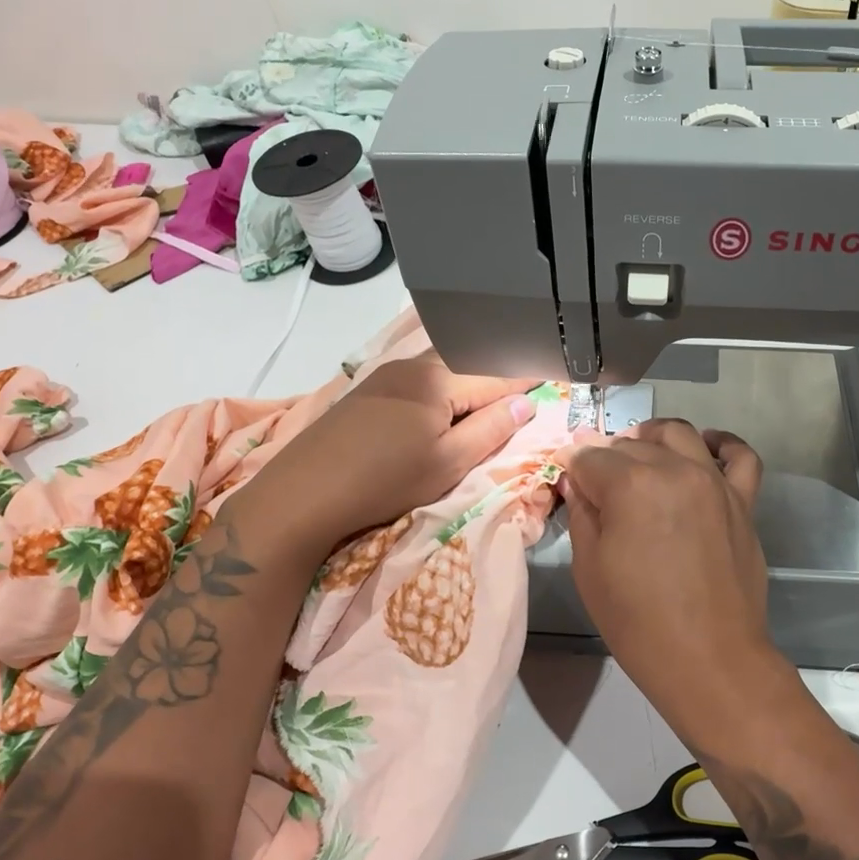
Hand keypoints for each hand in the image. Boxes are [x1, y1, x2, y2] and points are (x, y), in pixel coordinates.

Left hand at [230, 352, 537, 561]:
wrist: (301, 495)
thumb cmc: (384, 481)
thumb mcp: (449, 463)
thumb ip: (492, 429)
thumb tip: (527, 401)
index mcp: (440, 378)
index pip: (499, 373)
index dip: (529, 378)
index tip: (556, 377)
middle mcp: (414, 364)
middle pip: (469, 364)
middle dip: (498, 376)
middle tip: (525, 393)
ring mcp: (386, 374)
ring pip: (443, 370)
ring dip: (468, 383)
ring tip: (488, 402)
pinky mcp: (367, 391)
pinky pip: (419, 380)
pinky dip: (441, 390)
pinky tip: (443, 408)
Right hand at [557, 420, 774, 701]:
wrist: (709, 660)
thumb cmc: (638, 622)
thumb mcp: (590, 569)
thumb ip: (583, 513)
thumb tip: (579, 480)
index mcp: (630, 485)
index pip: (590, 457)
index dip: (572, 466)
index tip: (566, 478)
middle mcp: (675, 470)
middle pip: (632, 443)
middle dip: (608, 456)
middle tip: (597, 484)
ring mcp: (714, 481)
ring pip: (680, 434)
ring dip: (653, 438)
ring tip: (641, 457)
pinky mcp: (743, 500)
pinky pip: (740, 456)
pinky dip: (722, 444)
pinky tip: (705, 449)